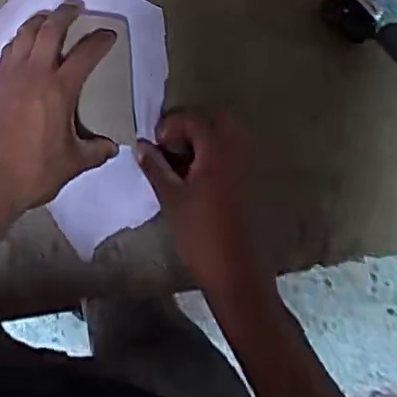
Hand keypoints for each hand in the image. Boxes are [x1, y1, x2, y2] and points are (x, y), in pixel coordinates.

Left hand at [0, 2, 117, 219]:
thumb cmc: (34, 171)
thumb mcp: (73, 164)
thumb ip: (95, 152)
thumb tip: (110, 147)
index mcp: (59, 89)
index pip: (85, 53)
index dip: (99, 40)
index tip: (109, 34)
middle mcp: (35, 74)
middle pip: (51, 30)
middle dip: (65, 14)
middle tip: (75, 6)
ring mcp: (12, 75)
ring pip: (26, 33)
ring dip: (40, 20)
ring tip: (50, 15)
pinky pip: (10, 48)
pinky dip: (21, 37)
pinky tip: (25, 40)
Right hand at [134, 111, 265, 297]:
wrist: (237, 276)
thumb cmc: (201, 236)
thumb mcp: (172, 200)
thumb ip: (156, 168)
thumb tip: (142, 145)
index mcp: (217, 151)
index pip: (193, 120)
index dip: (171, 126)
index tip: (156, 144)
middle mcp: (238, 152)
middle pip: (218, 121)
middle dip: (194, 128)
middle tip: (174, 148)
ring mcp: (250, 169)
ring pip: (230, 139)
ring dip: (207, 143)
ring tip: (185, 165)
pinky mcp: (254, 186)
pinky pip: (236, 157)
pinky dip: (219, 159)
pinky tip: (201, 182)